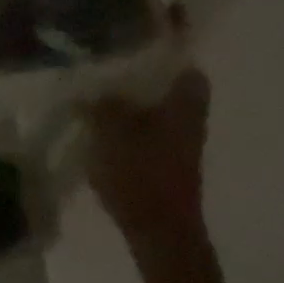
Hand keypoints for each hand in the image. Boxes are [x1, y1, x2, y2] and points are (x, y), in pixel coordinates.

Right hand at [85, 66, 211, 256]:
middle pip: (172, 92)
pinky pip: (151, 139)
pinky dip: (133, 132)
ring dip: (136, 109)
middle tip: (110, 74)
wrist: (160, 232)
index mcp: (184, 106)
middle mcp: (191, 122)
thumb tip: (92, 91)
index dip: (167, 57)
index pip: (188, 70)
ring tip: (100, 101)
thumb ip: (101, 107)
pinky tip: (104, 135)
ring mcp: (183, 149)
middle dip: (145, 83)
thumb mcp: (110, 133)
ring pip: (160, 116)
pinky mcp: (170, 169)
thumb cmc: (140, 174)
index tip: (138, 49)